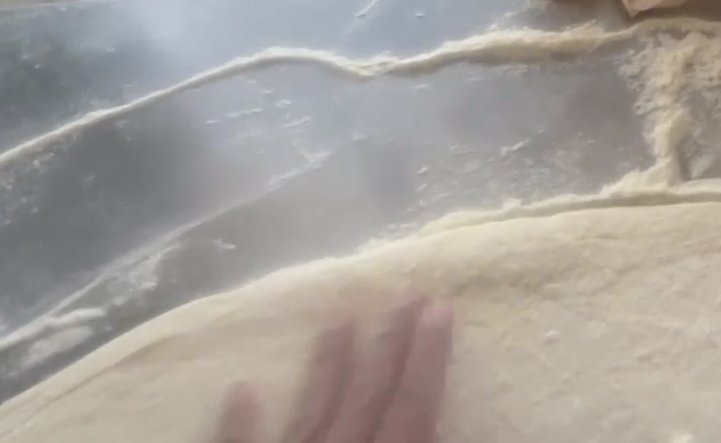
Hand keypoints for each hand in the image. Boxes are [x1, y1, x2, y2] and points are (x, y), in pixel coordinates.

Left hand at [213, 294, 454, 442]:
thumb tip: (481, 429)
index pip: (414, 402)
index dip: (429, 353)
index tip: (440, 305)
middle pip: (370, 392)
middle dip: (390, 340)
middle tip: (404, 291)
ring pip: (312, 410)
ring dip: (327, 365)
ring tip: (337, 321)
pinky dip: (239, 425)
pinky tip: (240, 388)